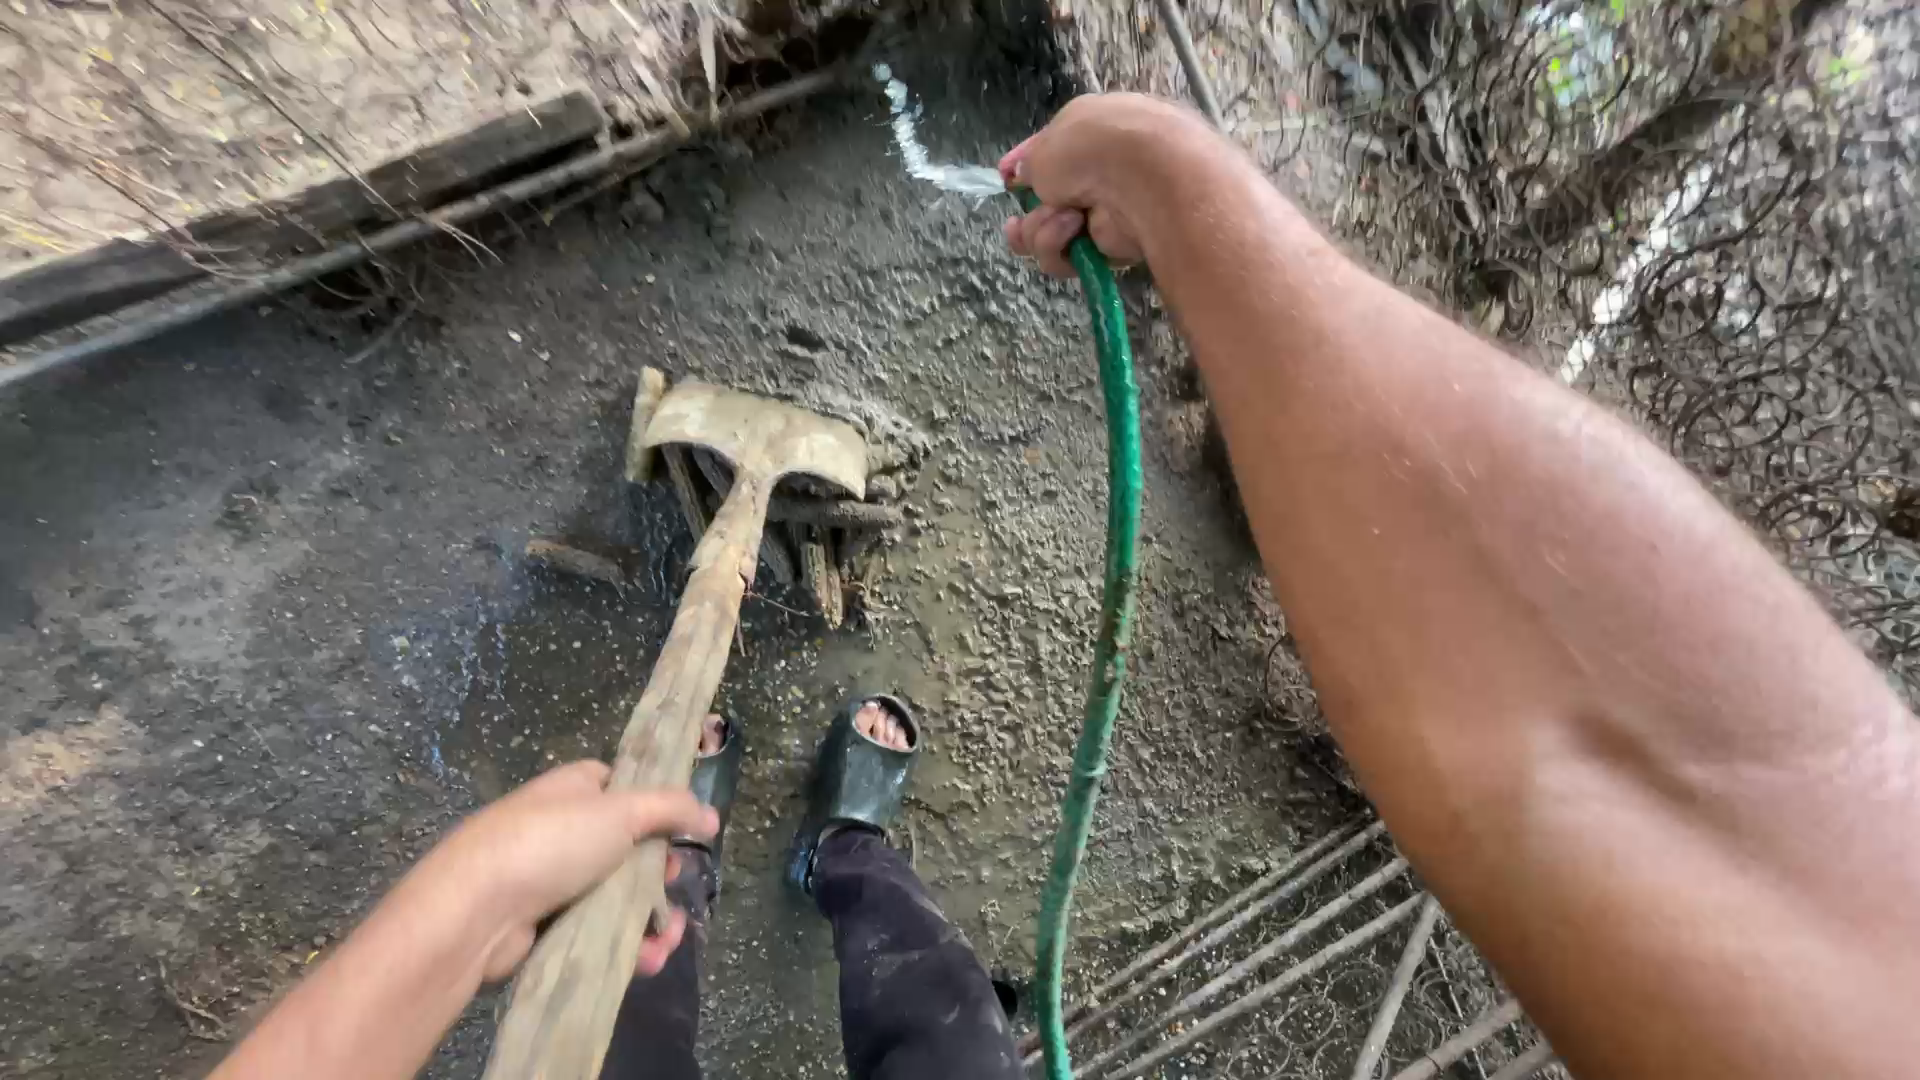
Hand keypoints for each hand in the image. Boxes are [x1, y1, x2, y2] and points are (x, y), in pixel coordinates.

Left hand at [403, 760, 717, 980]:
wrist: (469, 914)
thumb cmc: (550, 843)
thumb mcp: (623, 810)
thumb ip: (673, 808)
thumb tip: (712, 816)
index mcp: (575, 789)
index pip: (626, 787)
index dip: (658, 807)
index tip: (683, 829)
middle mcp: (562, 828)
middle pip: (628, 846)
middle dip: (659, 870)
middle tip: (672, 881)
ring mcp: (550, 879)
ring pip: (615, 894)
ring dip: (650, 917)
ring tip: (668, 939)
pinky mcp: (543, 927)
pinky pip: (595, 931)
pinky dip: (624, 945)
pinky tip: (646, 958)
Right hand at [1000, 93, 1216, 277]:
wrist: (1141, 177)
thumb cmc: (1092, 146)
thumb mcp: (1047, 143)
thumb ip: (1029, 163)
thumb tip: (1022, 175)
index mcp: (1088, 133)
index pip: (1048, 155)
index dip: (1023, 168)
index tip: (1003, 177)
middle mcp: (1095, 174)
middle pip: (1042, 206)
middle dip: (1026, 219)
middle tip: (1016, 225)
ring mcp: (1100, 215)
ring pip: (1045, 237)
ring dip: (1041, 230)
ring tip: (1063, 218)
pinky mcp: (1104, 251)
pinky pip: (1062, 258)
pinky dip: (1057, 245)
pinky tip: (1071, 229)